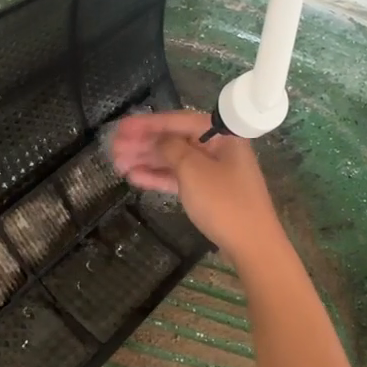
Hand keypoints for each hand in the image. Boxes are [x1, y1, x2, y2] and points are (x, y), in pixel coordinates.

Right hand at [109, 110, 282, 261]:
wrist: (252, 245)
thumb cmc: (224, 202)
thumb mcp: (193, 170)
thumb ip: (171, 148)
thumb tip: (157, 140)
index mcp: (222, 135)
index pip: (179, 120)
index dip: (148, 123)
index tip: (122, 127)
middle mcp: (219, 148)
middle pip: (176, 139)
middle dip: (144, 143)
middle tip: (114, 148)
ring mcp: (214, 172)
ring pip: (175, 160)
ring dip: (147, 160)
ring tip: (118, 164)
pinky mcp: (209, 192)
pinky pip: (180, 178)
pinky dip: (159, 177)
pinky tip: (135, 178)